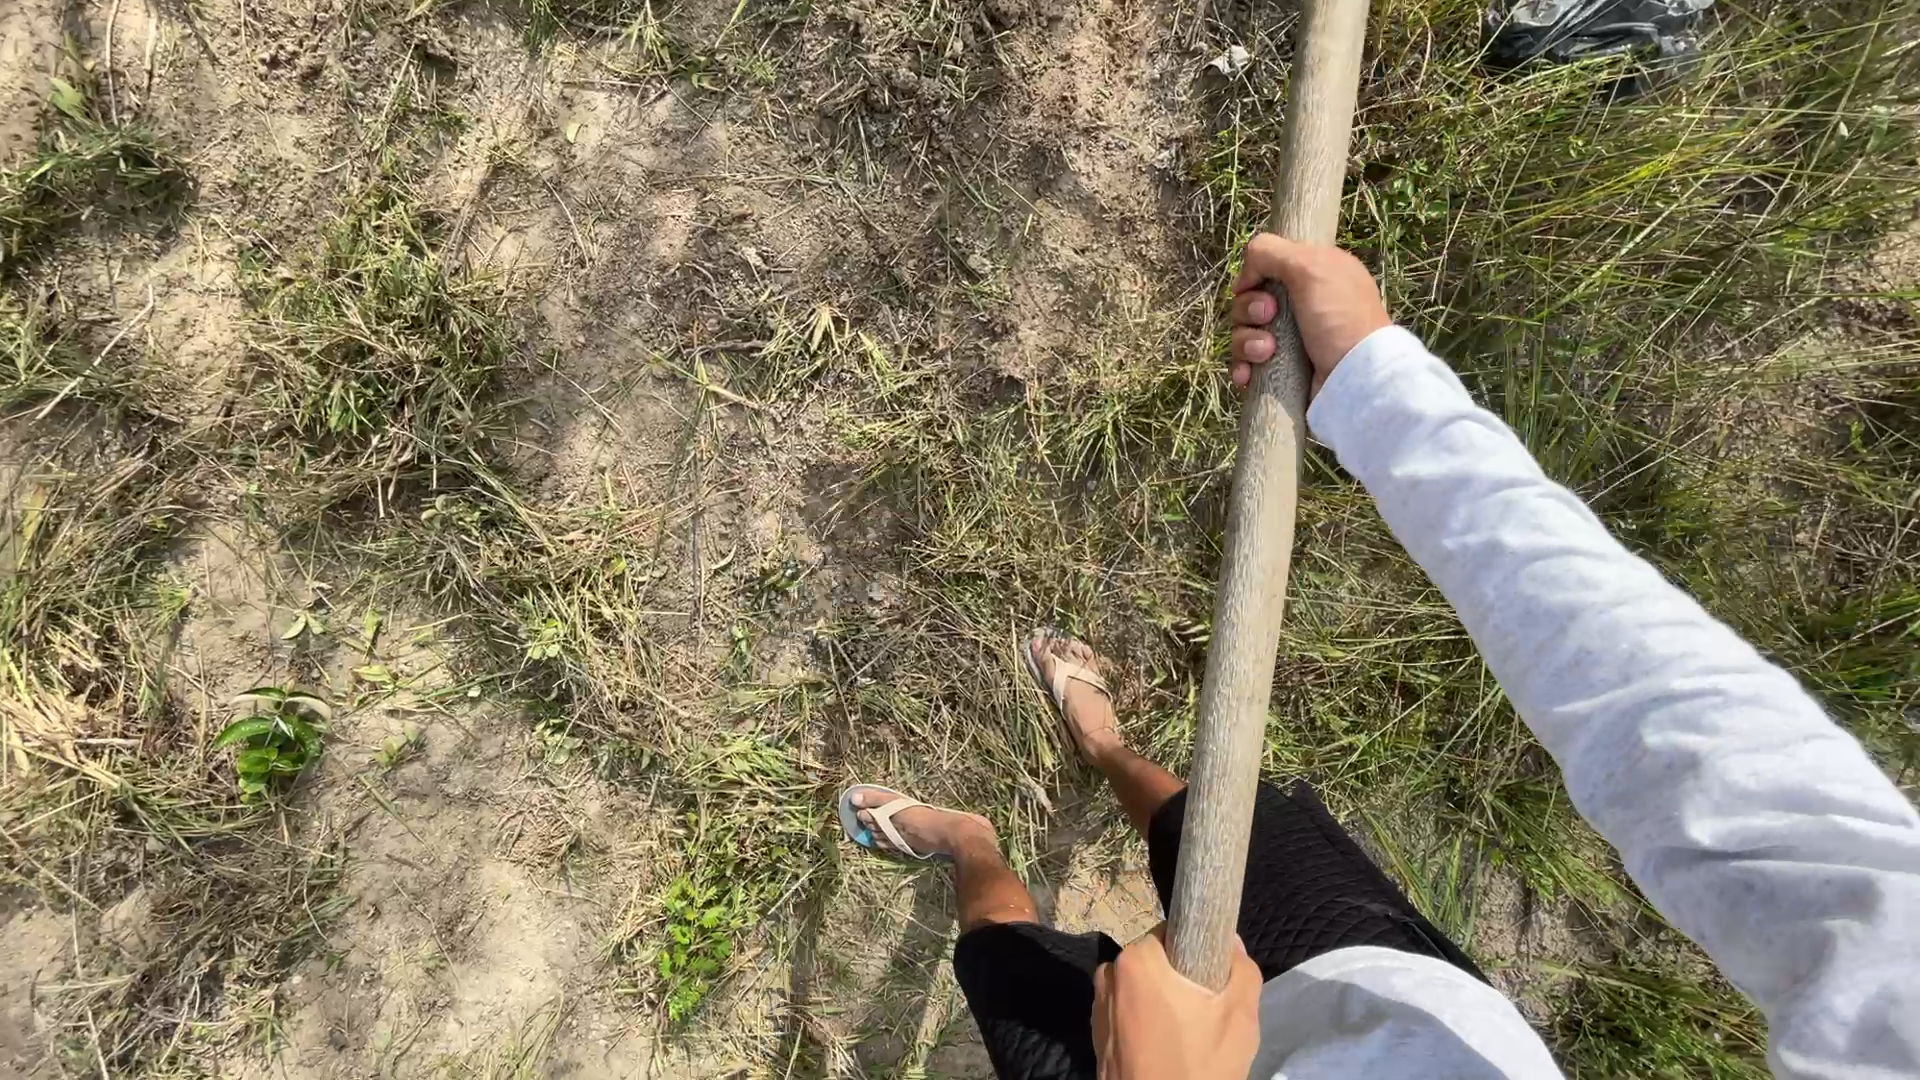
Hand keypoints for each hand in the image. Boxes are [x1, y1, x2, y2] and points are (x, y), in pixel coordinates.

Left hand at [1092, 925, 1260, 1079]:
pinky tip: (1163, 1051)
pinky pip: (1125, 1014)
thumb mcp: (1239, 1020)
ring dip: (1159, 1003)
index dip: (1193, 954)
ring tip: (1184, 1037)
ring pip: (1139, 989)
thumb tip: (1230, 940)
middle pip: (1153, 963)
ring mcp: (1097, 1004)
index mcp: (1137, 959)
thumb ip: (1241, 972)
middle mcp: (1109, 973)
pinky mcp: (1095, 1034)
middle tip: (1202, 1014)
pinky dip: (1143, 1024)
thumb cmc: (1198, 1068)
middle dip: (1176, 981)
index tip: (1208, 981)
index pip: (1169, 935)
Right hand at [1230, 233, 1390, 395]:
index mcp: (1312, 277)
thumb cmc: (1340, 317)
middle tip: (1269, 318)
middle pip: (1248, 302)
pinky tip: (1249, 375)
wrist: (1354, 378)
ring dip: (1246, 342)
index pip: (1265, 270)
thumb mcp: (1312, 266)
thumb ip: (1272, 252)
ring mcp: (1288, 341)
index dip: (1254, 278)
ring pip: (1242, 335)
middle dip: (1249, 311)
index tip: (1260, 286)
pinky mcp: (1278, 371)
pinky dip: (1243, 368)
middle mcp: (1299, 307)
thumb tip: (1244, 274)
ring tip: (1267, 353)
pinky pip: (1244, 365)